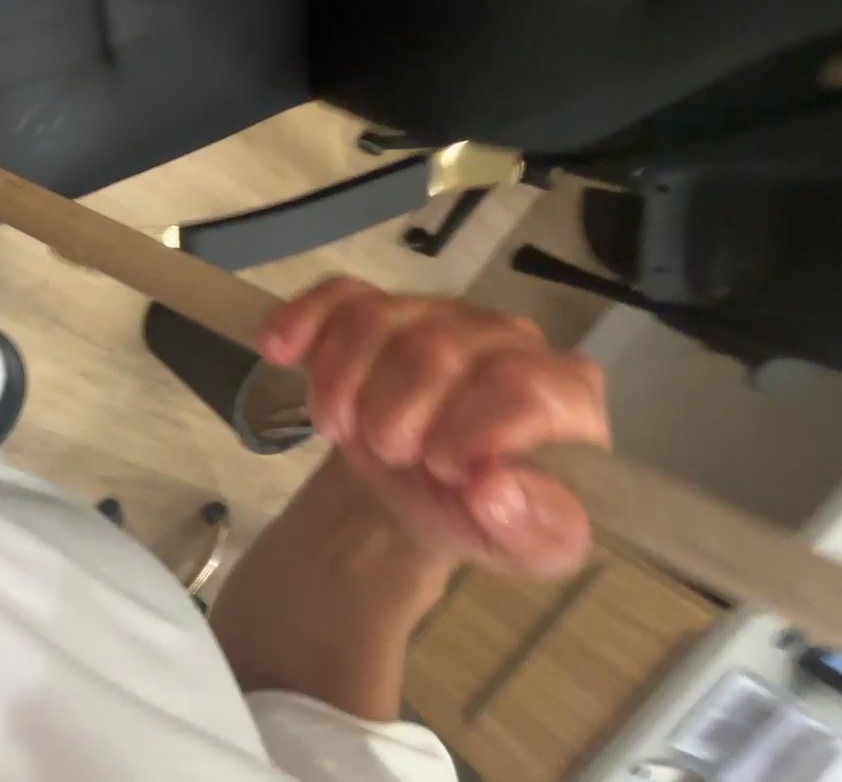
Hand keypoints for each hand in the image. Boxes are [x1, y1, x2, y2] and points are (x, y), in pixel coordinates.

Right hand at [257, 277, 610, 579]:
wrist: (419, 486)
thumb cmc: (482, 511)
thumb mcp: (526, 546)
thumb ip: (535, 528)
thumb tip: (495, 487)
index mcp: (563, 391)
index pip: (526, 386)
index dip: (473, 428)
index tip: (443, 469)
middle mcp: (504, 336)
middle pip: (438, 347)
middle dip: (392, 410)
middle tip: (385, 453)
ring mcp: (434, 312)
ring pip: (378, 318)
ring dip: (340, 380)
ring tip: (337, 429)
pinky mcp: (374, 305)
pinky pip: (335, 296)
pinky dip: (301, 322)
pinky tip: (277, 351)